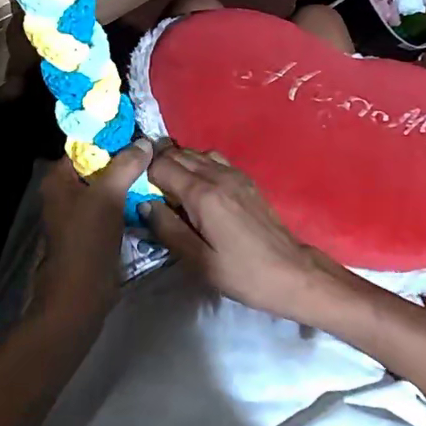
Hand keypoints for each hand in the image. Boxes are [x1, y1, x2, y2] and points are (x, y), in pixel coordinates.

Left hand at [32, 140, 152, 324]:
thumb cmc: (87, 240)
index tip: (140, 131)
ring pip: (107, 186)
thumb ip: (125, 165)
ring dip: (129, 180)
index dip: (111, 137)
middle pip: (97, 165)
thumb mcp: (107, 196)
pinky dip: (128, 199)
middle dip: (124, 158)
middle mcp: (64, 191)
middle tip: (154, 150)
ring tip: (157, 169)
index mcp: (58, 178)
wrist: (81, 295)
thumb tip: (145, 142)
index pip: (84, 145)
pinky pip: (112, 206)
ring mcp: (78, 212)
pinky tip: (150, 195)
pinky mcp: (92, 230)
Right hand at [145, 142, 348, 323]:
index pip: (161, 165)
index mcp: (202, 194)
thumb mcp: (198, 261)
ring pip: (195, 153)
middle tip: (146, 186)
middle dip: (158, 164)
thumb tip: (144, 204)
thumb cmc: (243, 273)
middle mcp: (217, 175)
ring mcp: (234, 174)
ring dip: (178, 163)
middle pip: (177, 153)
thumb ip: (168, 229)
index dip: (143, 172)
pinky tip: (196, 187)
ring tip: (168, 187)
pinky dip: (197, 165)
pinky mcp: (246, 179)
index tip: (133, 187)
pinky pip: (213, 160)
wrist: (292, 273)